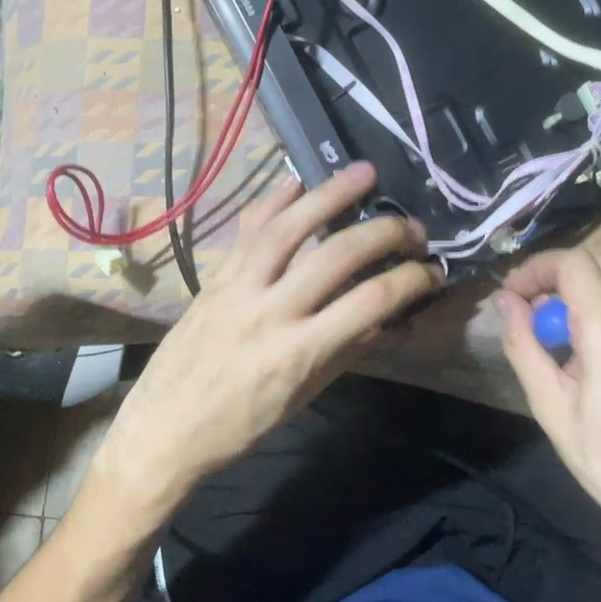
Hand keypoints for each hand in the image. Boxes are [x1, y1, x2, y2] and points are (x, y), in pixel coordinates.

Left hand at [92, 162, 440, 515]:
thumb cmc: (241, 424)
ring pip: (288, 228)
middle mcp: (270, 312)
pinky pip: (247, 230)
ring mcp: (238, 288)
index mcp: (299, 352)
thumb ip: (348, 351)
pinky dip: (273, 199)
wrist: (166, 428)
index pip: (371, 302)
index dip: (412, 280)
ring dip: (330, 195)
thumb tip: (396, 320)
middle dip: (383, 233)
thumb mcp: (303, 395)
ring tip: (364, 172)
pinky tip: (297, 178)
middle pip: (336, 255)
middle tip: (412, 226)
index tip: (434, 271)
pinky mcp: (215, 277)